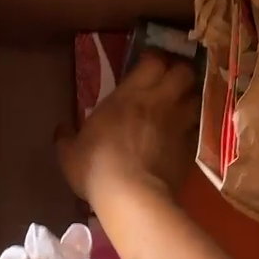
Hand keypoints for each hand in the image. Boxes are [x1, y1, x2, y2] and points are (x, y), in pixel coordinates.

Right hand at [58, 52, 199, 204]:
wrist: (132, 198)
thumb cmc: (96, 166)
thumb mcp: (70, 152)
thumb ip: (66, 136)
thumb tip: (61, 129)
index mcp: (129, 94)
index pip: (154, 62)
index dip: (154, 61)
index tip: (147, 66)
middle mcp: (159, 102)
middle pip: (184, 73)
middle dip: (180, 74)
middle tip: (170, 82)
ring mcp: (178, 125)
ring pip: (197, 99)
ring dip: (190, 100)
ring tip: (180, 108)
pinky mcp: (190, 149)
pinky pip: (196, 131)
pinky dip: (191, 130)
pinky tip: (182, 138)